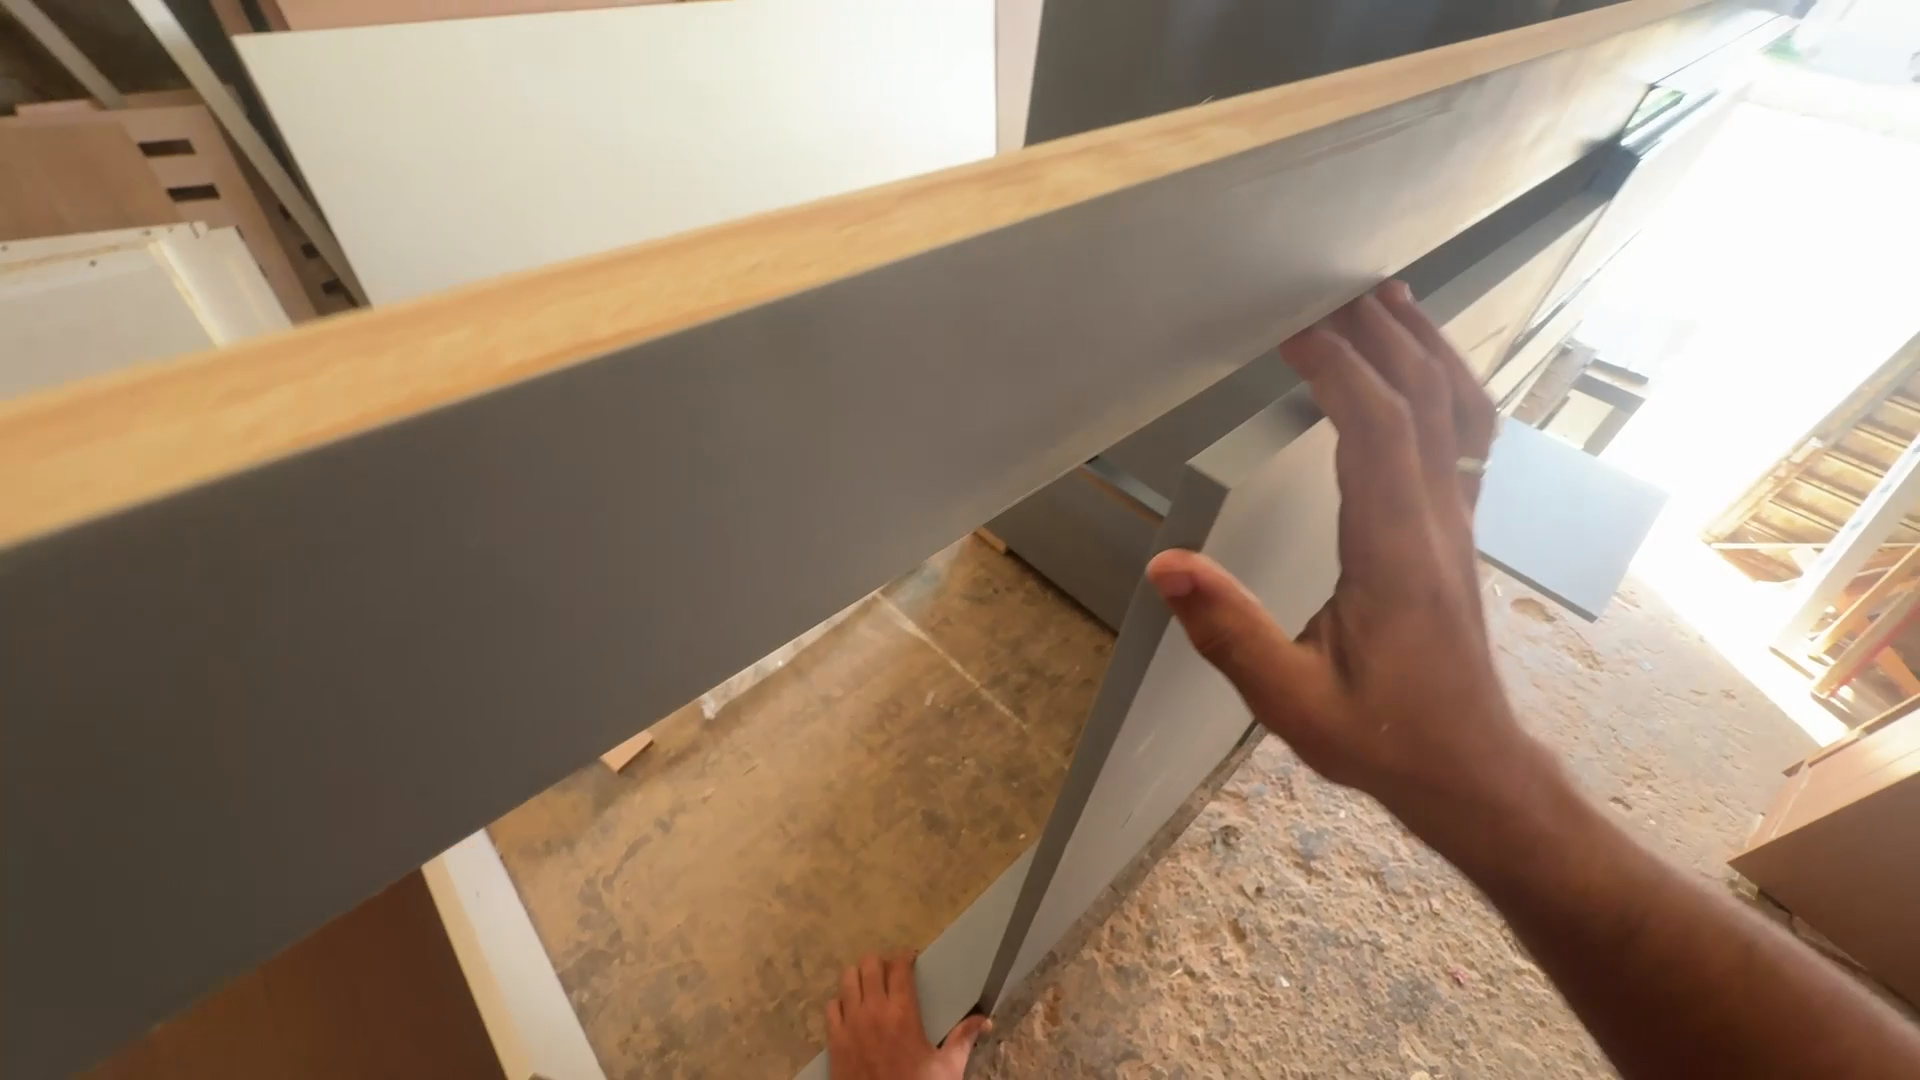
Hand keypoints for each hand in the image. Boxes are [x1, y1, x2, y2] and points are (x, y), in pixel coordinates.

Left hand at [826, 952, 989, 1079]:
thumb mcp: (947, 1069)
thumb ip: (964, 1038)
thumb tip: (985, 1019)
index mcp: (902, 1012)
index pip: (899, 966)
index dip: (905, 956)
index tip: (911, 959)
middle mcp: (873, 1010)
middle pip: (870, 963)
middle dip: (881, 963)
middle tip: (890, 974)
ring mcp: (850, 1024)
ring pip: (847, 978)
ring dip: (858, 978)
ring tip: (869, 987)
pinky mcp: (834, 1042)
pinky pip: (831, 1006)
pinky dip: (840, 1003)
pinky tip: (851, 1012)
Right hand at [1146, 282, 1547, 830]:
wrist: (1471, 770)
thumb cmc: (1380, 736)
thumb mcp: (1290, 700)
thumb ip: (1228, 632)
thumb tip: (1164, 566)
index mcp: (1393, 553)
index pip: (1375, 431)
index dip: (1338, 368)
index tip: (1293, 327)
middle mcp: (1436, 523)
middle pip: (1424, 400)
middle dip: (1378, 335)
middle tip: (1332, 285)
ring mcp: (1458, 525)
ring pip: (1459, 410)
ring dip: (1424, 347)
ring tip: (1388, 299)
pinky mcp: (1459, 534)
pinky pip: (1467, 437)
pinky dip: (1447, 386)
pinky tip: (1425, 371)